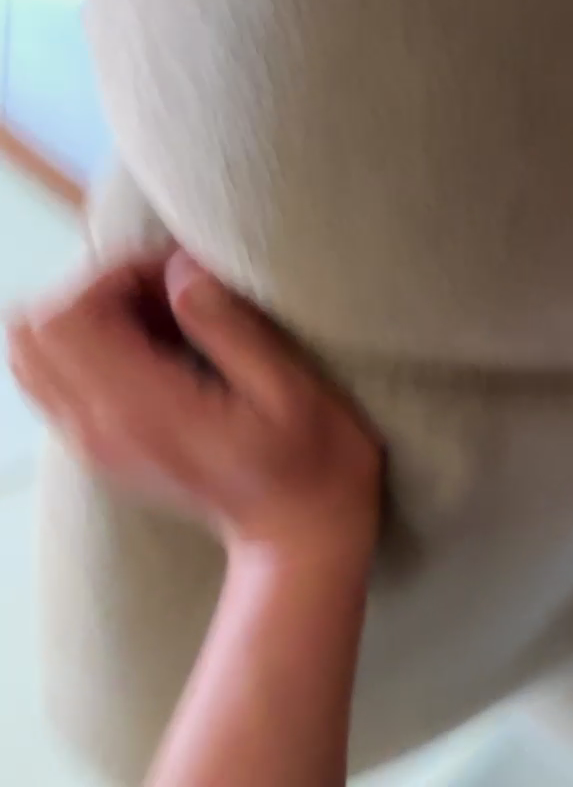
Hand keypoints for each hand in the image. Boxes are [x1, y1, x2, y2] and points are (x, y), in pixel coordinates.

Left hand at [6, 250, 382, 558]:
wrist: (300, 526)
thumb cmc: (317, 456)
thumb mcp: (294, 390)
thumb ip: (233, 332)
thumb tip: (186, 274)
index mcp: (143, 409)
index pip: (70, 319)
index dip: (116, 274)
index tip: (186, 268)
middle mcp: (96, 426)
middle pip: (33, 331)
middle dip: (96, 288)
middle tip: (175, 285)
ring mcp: (91, 440)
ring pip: (33, 353)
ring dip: (92, 315)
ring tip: (169, 312)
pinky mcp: (101, 445)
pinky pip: (57, 377)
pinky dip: (94, 344)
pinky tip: (163, 346)